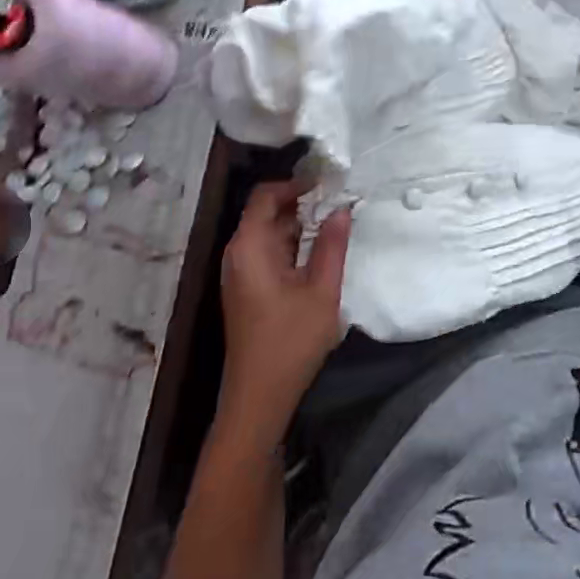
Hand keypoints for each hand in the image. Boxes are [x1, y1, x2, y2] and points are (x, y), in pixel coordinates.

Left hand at [218, 181, 350, 441]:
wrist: (259, 395)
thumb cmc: (290, 341)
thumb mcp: (321, 292)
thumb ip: (332, 246)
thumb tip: (342, 209)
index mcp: (249, 246)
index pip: (265, 195)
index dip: (294, 183)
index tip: (326, 183)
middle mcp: (237, 252)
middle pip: (264, 212)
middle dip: (299, 203)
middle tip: (336, 202)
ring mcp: (239, 271)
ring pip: (267, 233)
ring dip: (296, 225)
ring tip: (333, 223)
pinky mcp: (245, 287)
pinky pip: (266, 252)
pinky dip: (289, 245)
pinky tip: (316, 252)